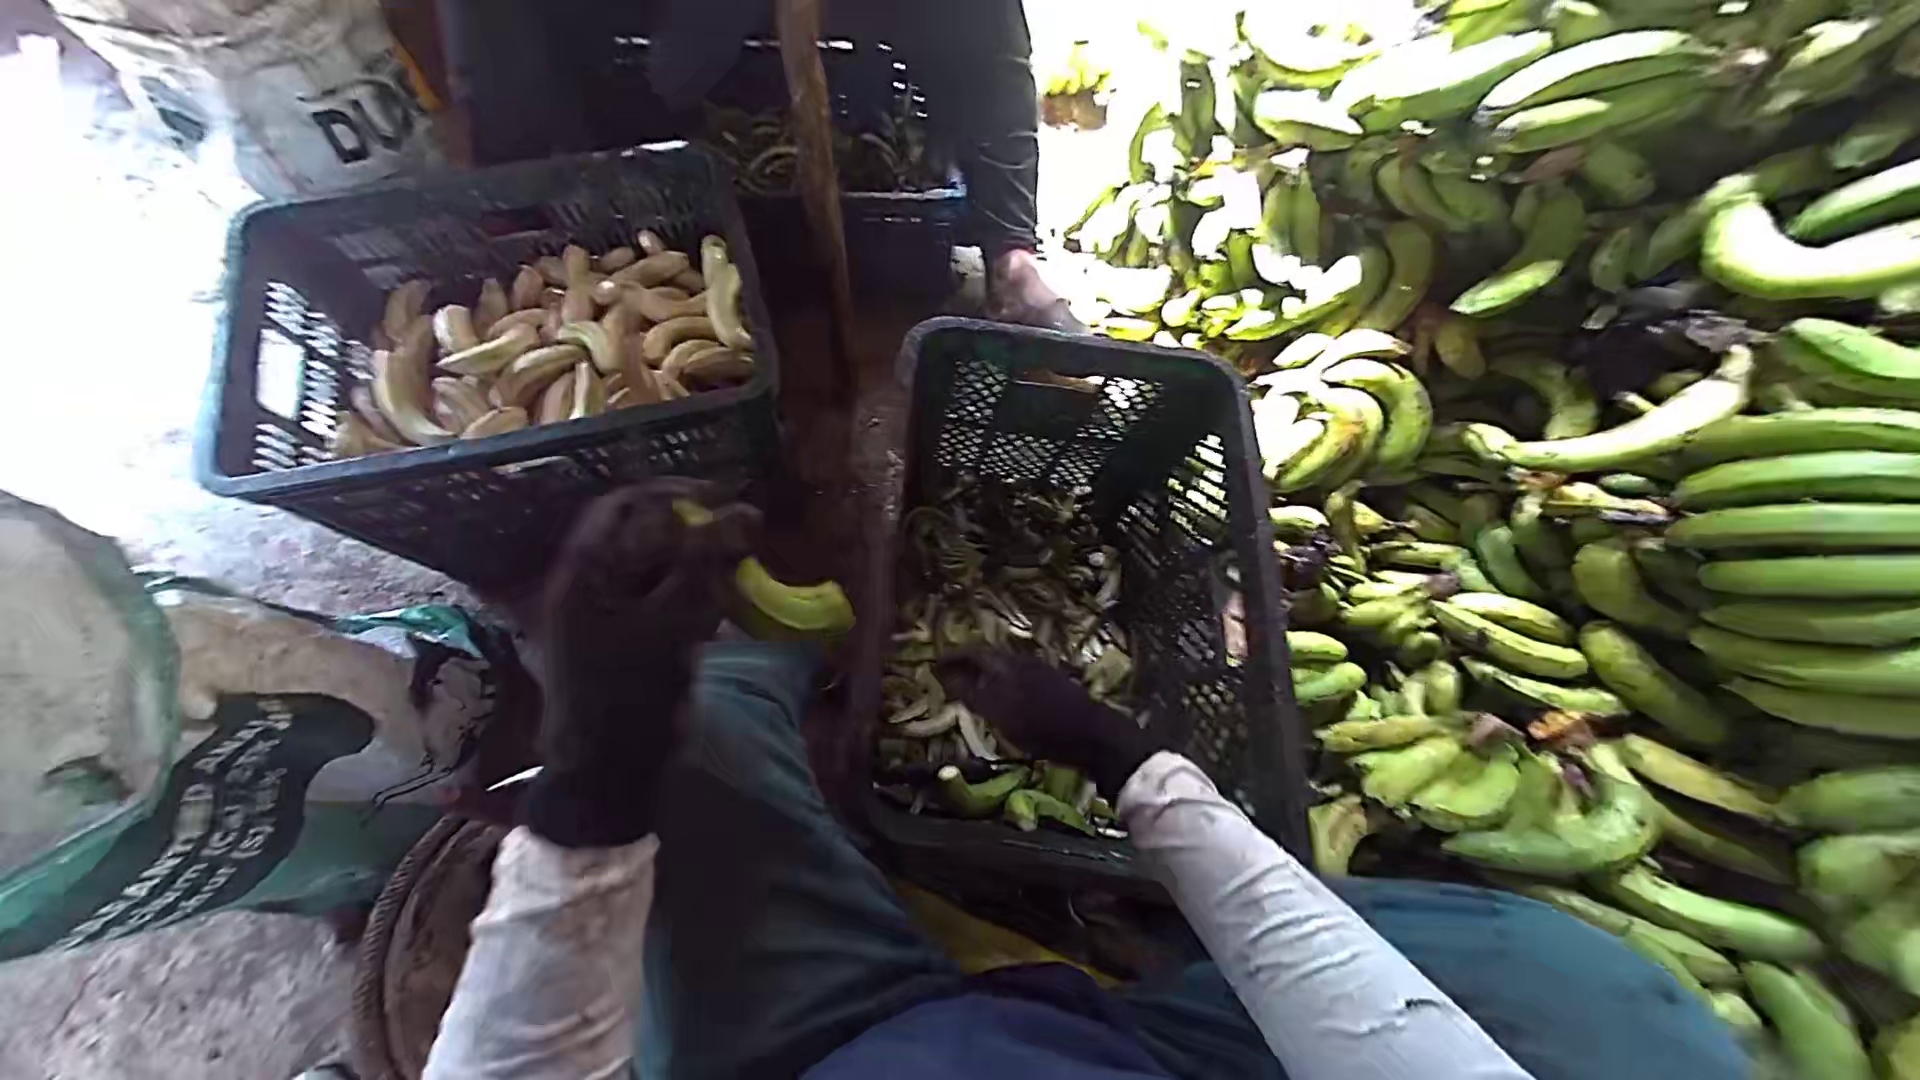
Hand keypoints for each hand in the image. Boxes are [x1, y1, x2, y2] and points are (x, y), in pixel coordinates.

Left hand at [525, 479, 759, 845]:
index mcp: (585, 571)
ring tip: (737, 556)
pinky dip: (697, 584)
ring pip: (658, 559)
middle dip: (694, 523)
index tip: (726, 496)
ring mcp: (609, 607)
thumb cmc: (631, 691)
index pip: (629, 505)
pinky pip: (665, 590)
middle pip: (643, 530)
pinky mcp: (631, 630)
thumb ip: (705, 562)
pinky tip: (725, 591)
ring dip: (699, 553)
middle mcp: (591, 581)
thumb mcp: (672, 620)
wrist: (611, 765)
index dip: (678, 493)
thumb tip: (745, 513)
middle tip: (739, 526)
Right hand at [939, 651, 1157, 794]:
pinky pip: (1016, 675)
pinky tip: (1001, 698)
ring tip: (971, 689)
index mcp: (1004, 664)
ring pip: (1002, 666)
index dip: (951, 659)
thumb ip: (970, 693)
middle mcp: (1019, 660)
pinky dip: (1000, 682)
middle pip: (987, 657)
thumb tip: (945, 676)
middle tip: (950, 676)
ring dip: (984, 673)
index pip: (971, 653)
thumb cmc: (1039, 725)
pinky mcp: (1051, 682)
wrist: (1089, 732)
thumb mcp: (997, 713)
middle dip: (967, 664)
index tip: (934, 666)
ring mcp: (1038, 669)